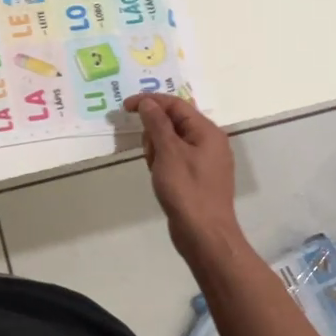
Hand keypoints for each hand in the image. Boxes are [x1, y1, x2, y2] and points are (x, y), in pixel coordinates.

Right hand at [125, 93, 241, 263]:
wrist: (204, 235)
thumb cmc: (186, 190)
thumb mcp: (168, 152)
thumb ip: (157, 123)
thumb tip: (148, 102)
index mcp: (207, 131)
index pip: (175, 104)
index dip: (149, 101)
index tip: (125, 107)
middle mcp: (210, 142)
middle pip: (174, 121)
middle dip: (154, 131)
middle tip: (149, 152)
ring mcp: (205, 160)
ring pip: (172, 140)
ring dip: (157, 148)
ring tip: (155, 168)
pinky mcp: (198, 176)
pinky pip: (175, 157)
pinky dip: (163, 160)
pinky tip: (159, 176)